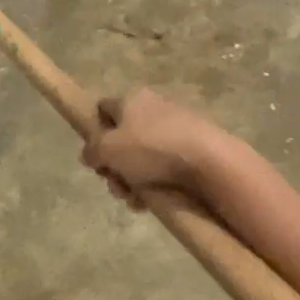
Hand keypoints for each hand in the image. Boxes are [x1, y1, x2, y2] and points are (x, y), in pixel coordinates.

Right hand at [79, 89, 224, 209]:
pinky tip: (150, 200)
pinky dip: (152, 184)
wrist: (210, 162)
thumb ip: (90, 151)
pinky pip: (161, 167)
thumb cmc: (150, 148)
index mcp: (131, 99)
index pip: (102, 109)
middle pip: (120, 140)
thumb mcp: (106, 149)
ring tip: (133, 198)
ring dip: (129, 181)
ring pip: (139, 158)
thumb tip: (90, 155)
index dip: (94, 131)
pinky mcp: (191, 149)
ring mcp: (174, 129)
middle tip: (114, 183)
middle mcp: (152, 109)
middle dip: (112, 166)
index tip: (94, 154)